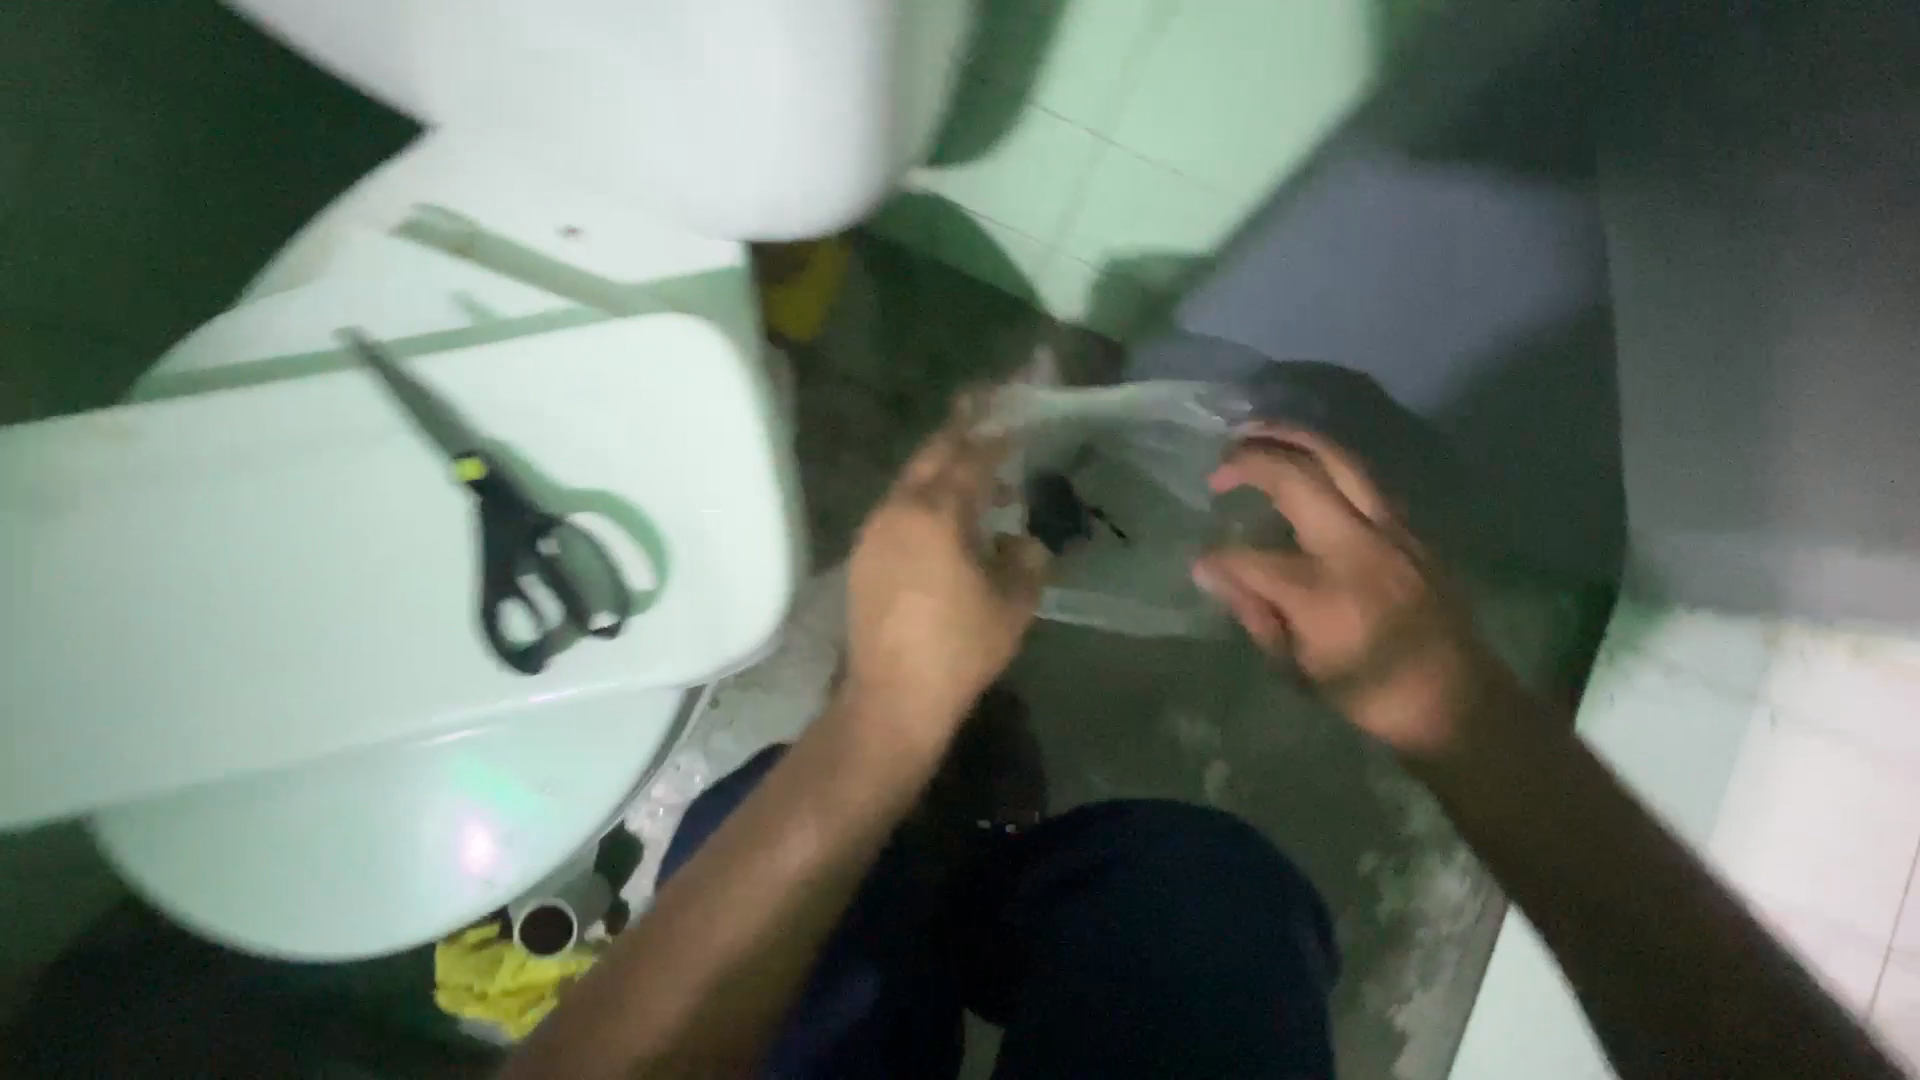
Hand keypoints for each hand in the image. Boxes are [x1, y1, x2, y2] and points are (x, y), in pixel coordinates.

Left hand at [844, 398, 1050, 731]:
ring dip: (943, 472)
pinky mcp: (862, 558)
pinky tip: (947, 525)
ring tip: (978, 479)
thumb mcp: (1012, 605)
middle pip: (930, 455)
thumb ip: (1025, 560)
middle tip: (985, 406)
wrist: (893, 698)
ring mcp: (872, 533)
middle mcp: (897, 511)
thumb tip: (1021, 540)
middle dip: (960, 430)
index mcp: (936, 514)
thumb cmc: (959, 649)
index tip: (1015, 412)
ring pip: (910, 483)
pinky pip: (897, 512)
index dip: (996, 433)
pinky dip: (924, 503)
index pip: (970, 457)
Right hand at [1192, 426, 1501, 757]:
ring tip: (1258, 434)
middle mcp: (1357, 546)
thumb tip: (1211, 571)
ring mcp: (1391, 531)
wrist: (1459, 702)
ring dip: (1294, 440)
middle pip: (1300, 477)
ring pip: (1340, 460)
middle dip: (1254, 458)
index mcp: (1322, 591)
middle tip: (1222, 459)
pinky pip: (1363, 479)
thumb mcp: (1297, 667)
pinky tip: (1306, 466)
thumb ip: (1253, 610)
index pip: (1249, 556)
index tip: (1201, 561)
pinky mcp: (1411, 531)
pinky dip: (1326, 461)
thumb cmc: (1370, 694)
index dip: (1216, 556)